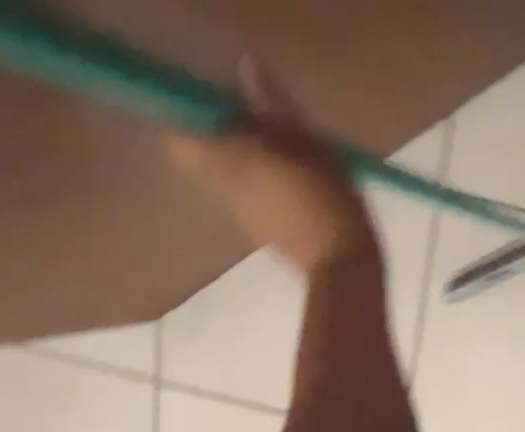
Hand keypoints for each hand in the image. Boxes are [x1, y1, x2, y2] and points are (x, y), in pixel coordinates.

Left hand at [167, 59, 380, 272]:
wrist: (343, 270)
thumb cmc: (330, 202)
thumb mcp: (313, 147)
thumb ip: (277, 109)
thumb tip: (249, 69)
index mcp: (233, 161)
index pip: (181, 136)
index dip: (196, 119)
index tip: (222, 110)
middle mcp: (226, 187)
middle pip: (203, 156)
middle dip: (224, 140)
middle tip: (260, 134)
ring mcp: (241, 214)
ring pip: (226, 179)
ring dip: (247, 166)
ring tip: (288, 164)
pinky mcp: (261, 234)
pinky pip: (249, 201)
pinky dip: (263, 191)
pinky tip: (297, 194)